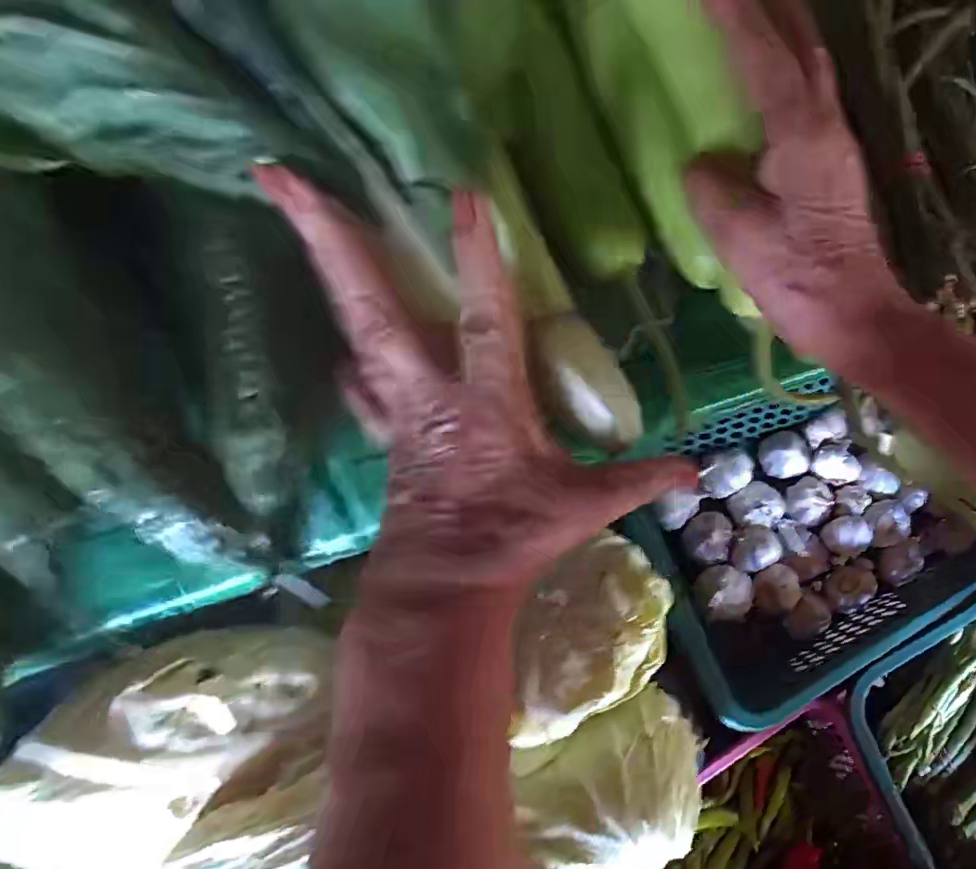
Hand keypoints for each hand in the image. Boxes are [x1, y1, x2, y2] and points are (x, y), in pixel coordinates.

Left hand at [257, 166, 693, 599]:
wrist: (447, 585)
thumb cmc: (515, 537)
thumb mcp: (586, 506)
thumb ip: (640, 480)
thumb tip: (695, 468)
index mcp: (489, 407)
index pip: (487, 323)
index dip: (480, 262)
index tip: (466, 195)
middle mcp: (432, 398)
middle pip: (375, 313)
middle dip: (332, 245)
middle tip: (279, 176)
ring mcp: (401, 415)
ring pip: (358, 338)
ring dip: (330, 281)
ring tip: (300, 221)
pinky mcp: (388, 437)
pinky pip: (363, 388)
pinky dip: (355, 363)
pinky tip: (350, 349)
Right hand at [685, 0, 914, 360]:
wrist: (857, 320)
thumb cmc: (803, 283)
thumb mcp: (742, 239)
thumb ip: (712, 189)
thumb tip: (704, 164)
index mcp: (803, 133)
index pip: (764, 50)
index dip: (731, 11)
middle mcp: (828, 126)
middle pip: (801, 41)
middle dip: (767, 4)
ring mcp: (839, 147)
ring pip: (812, 66)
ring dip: (782, 28)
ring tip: (749, 13)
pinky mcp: (837, 171)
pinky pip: (811, 97)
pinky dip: (788, 69)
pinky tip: (770, 78)